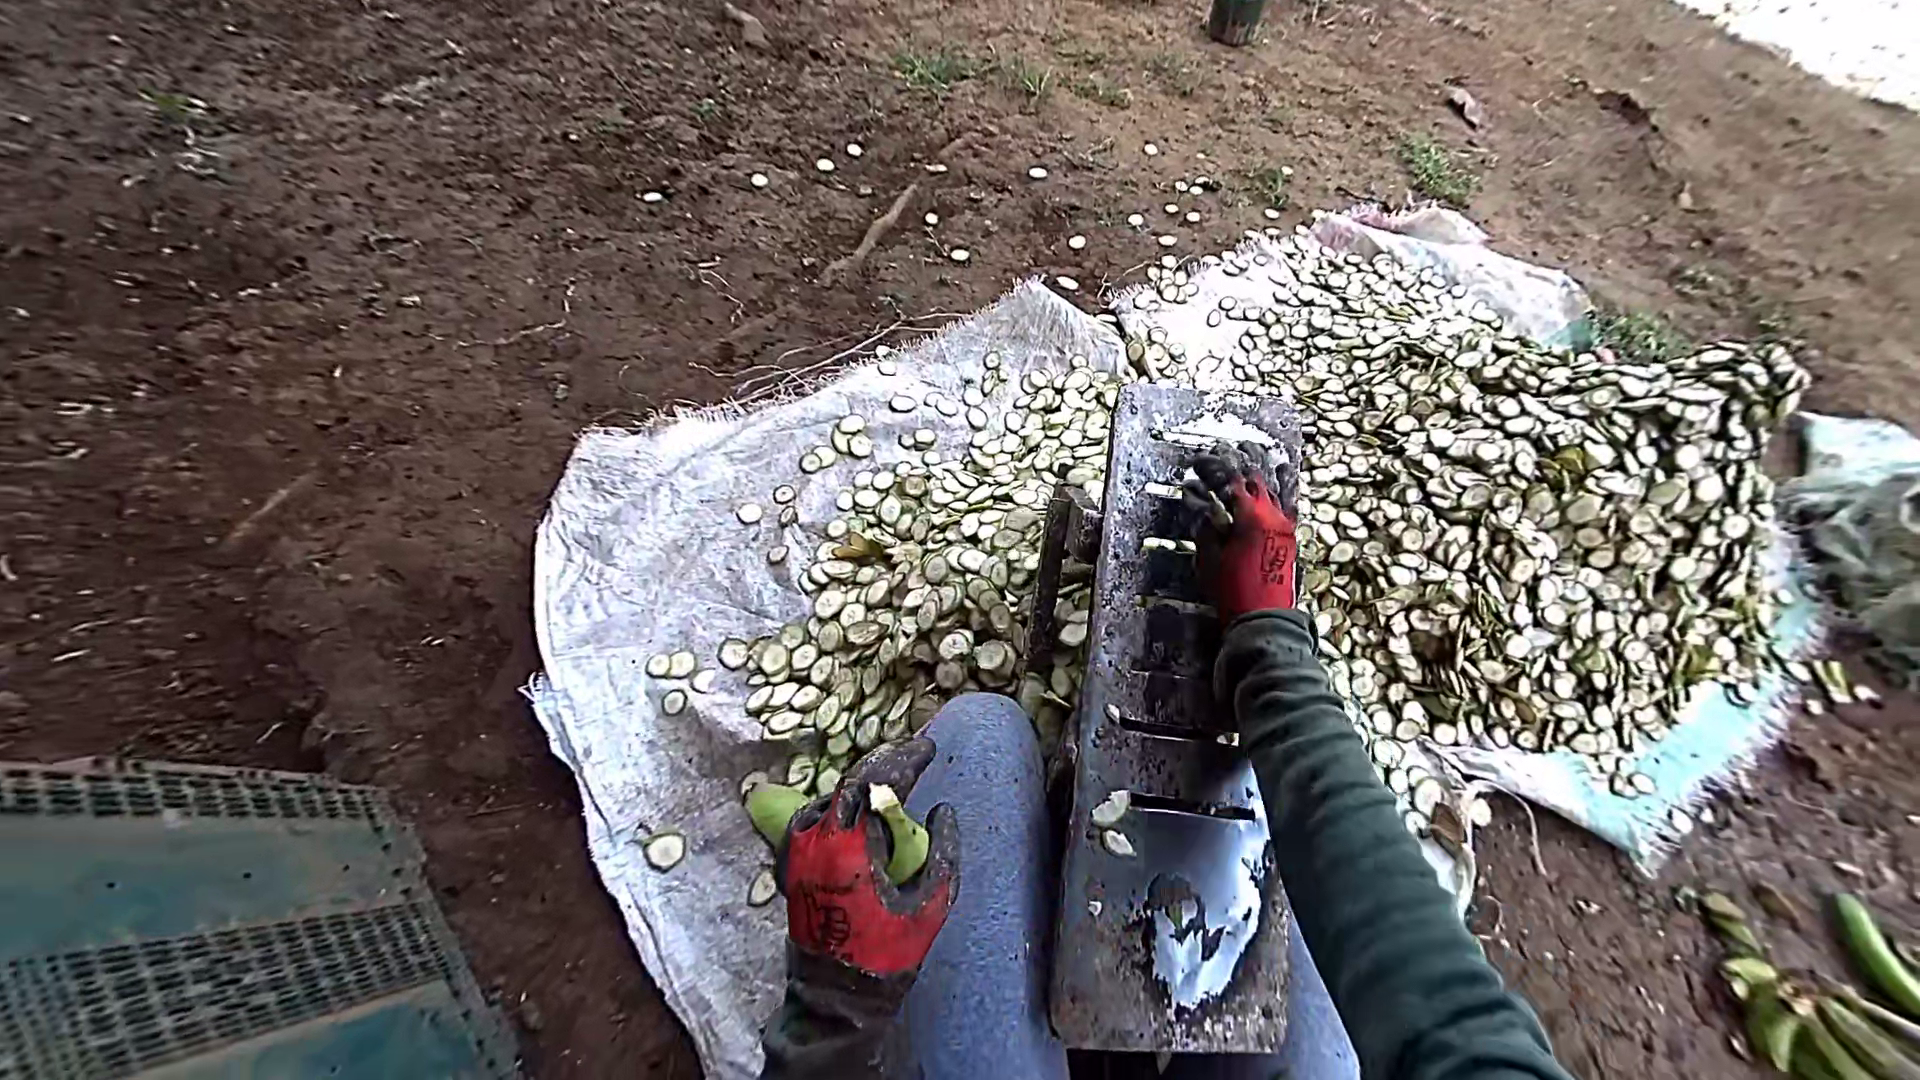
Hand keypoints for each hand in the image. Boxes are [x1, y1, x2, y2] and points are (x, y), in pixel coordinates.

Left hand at [778, 737, 959, 976]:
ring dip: (864, 781)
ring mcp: (798, 850)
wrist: (834, 1000)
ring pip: (833, 794)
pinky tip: (858, 804)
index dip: (905, 760)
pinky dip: (841, 801)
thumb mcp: (929, 906)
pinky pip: (815, 814)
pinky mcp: (791, 862)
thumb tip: (941, 811)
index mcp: (848, 848)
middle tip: (915, 755)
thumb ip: (944, 853)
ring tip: (893, 774)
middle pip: (852, 781)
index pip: (876, 783)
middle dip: (887, 763)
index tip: (928, 749)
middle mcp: (816, 840)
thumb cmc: (886, 954)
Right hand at [1183, 440, 1300, 620]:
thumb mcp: (1209, 557)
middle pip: (1257, 480)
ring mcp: (1285, 526)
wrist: (1264, 618)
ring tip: (1254, 454)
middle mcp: (1273, 516)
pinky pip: (1287, 505)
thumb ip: (1206, 526)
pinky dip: (1281, 489)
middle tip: (1225, 451)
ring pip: (1276, 489)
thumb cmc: (1232, 590)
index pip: (1232, 481)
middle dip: (1239, 463)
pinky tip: (1280, 481)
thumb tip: (1198, 501)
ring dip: (1262, 472)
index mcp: (1251, 517)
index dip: (1215, 467)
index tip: (1199, 461)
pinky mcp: (1289, 538)